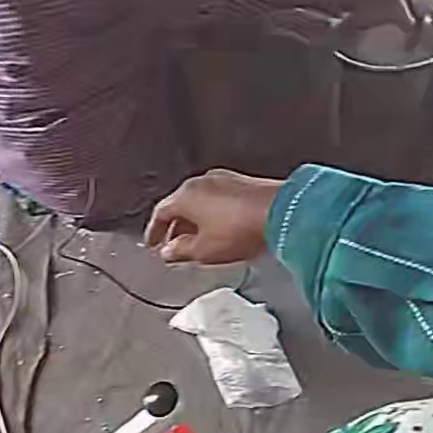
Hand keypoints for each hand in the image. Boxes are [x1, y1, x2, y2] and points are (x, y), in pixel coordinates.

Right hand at [145, 169, 283, 264]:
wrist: (279, 213)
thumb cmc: (240, 229)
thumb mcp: (203, 250)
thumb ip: (181, 251)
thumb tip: (169, 252)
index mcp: (185, 195)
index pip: (160, 213)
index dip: (154, 232)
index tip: (153, 244)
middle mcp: (202, 182)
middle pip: (180, 205)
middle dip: (175, 228)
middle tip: (174, 247)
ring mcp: (224, 180)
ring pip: (200, 202)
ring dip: (194, 222)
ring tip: (197, 242)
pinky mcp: (242, 184)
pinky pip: (218, 201)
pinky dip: (212, 216)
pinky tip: (219, 231)